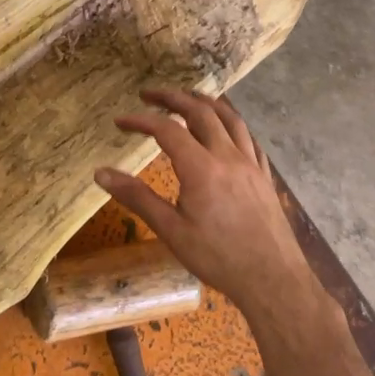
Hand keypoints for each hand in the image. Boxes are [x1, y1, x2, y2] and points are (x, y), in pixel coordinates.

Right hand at [95, 90, 326, 329]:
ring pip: (230, 119)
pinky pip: (249, 138)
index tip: (120, 122)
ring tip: (188, 97)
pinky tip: (225, 129)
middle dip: (173, 98)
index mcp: (201, 168)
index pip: (167, 129)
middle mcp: (228, 157)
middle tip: (150, 94)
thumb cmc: (218, 258)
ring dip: (206, 102)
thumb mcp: (171, 230)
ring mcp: (251, 165)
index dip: (141, 120)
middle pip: (201, 112)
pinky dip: (232, 124)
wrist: (274, 281)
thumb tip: (100, 174)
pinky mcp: (265, 177)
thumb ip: (136, 197)